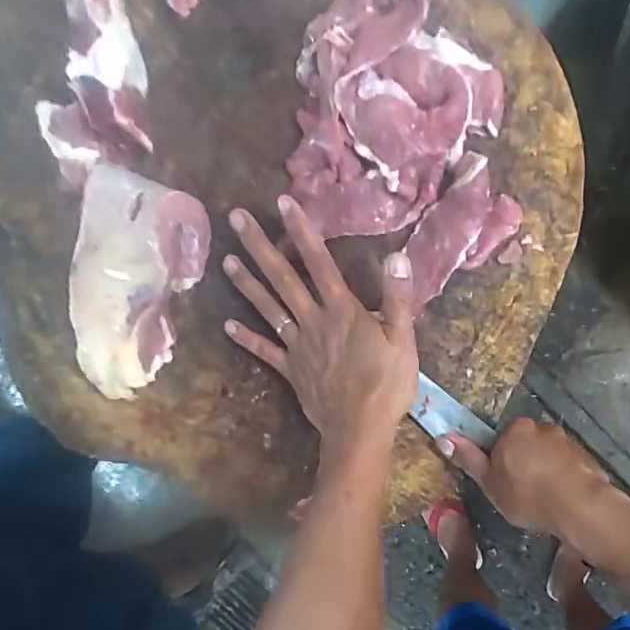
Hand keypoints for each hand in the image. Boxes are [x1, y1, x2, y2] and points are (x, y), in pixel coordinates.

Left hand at [221, 196, 417, 461]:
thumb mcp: (403, 341)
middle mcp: (315, 322)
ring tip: (226, 261)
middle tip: (235, 217)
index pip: (320, 264)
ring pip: (270, 309)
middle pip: (284, 279)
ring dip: (248, 284)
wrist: (360, 427)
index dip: (303, 232)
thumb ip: (398, 299)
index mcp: (343, 312)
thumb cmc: (387, 385)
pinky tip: (229, 325)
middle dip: (260, 247)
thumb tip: (399, 257)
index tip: (284, 202)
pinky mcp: (293, 371)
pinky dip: (248, 339)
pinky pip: (267, 351)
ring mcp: (300, 346)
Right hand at [439, 419, 615, 538]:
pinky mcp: (586, 455)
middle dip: (525, 464)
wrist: (578, 504)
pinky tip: (563, 498)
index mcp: (516, 429)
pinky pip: (568, 465)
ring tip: (546, 499)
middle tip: (524, 494)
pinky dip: (564, 478)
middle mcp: (542, 427)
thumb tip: (444, 438)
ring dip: (546, 471)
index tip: (505, 483)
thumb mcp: (490, 483)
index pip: (502, 440)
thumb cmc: (527, 495)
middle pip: (528, 445)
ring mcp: (567, 440)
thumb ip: (469, 459)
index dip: (501, 462)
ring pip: (549, 455)